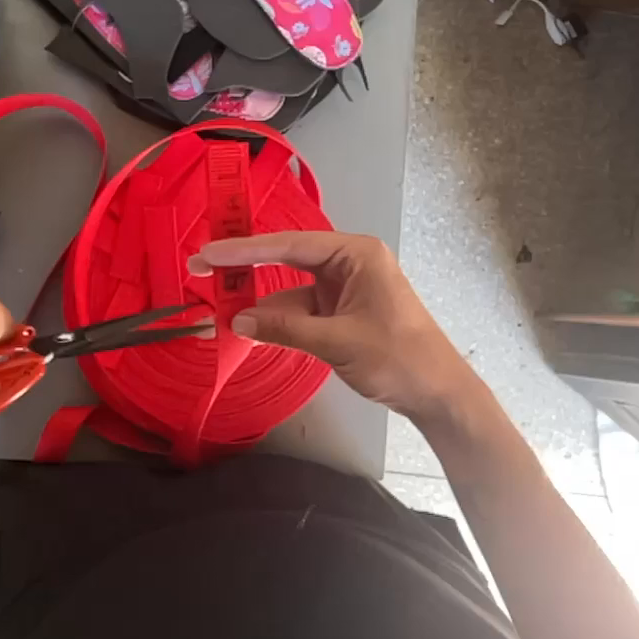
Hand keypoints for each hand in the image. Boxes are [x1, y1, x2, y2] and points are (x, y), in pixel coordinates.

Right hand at [188, 231, 479, 423]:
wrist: (438, 392)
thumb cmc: (398, 358)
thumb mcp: (338, 342)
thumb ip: (285, 329)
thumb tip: (236, 321)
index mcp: (355, 254)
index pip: (290, 245)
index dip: (245, 249)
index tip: (208, 252)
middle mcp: (348, 263)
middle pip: (286, 260)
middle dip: (246, 268)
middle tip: (200, 267)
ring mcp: (344, 289)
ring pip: (290, 291)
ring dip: (260, 305)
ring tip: (218, 311)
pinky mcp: (341, 313)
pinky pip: (301, 312)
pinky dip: (277, 323)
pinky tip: (250, 330)